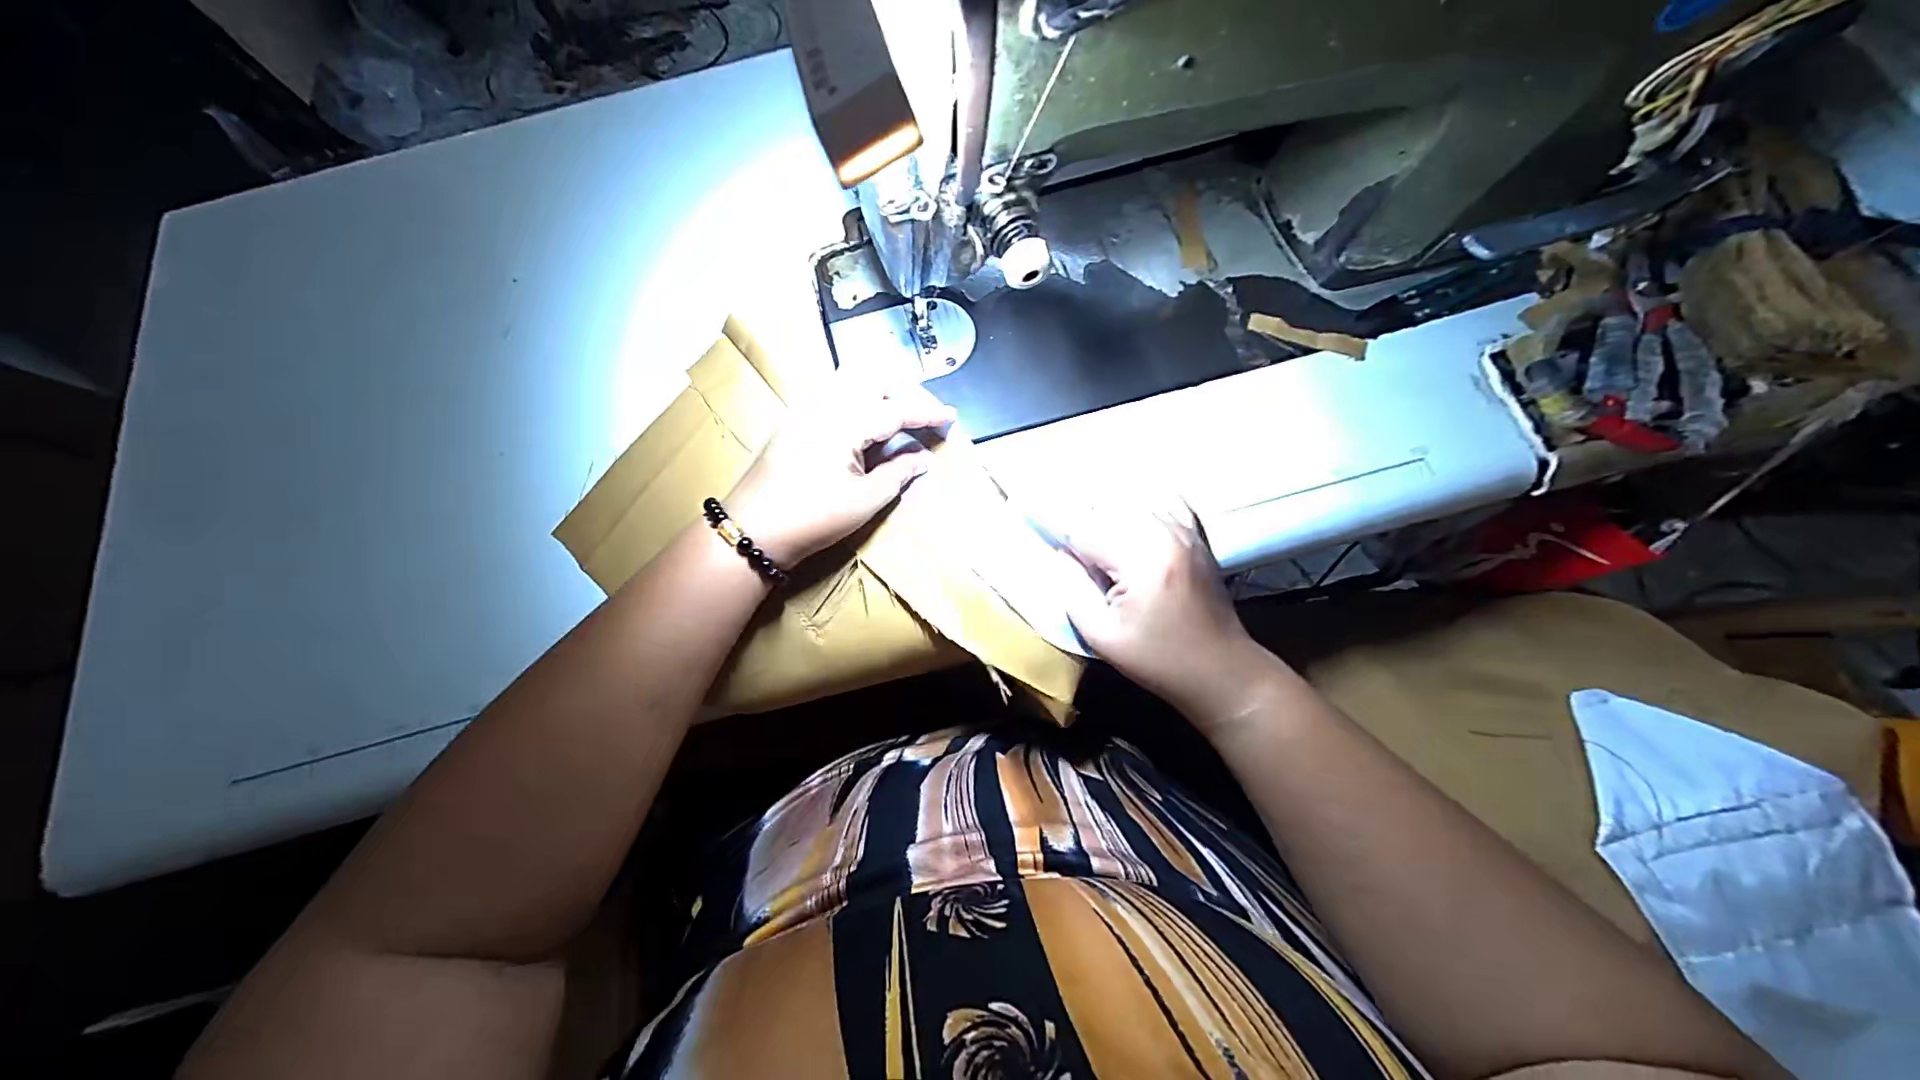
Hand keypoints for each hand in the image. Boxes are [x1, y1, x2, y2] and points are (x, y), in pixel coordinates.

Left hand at [726, 376, 955, 565]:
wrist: (753, 529)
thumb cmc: (811, 518)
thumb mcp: (865, 500)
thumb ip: (898, 473)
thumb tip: (922, 459)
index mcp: (846, 421)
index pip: (897, 408)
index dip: (928, 412)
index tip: (951, 417)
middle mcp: (825, 402)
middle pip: (875, 378)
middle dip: (907, 392)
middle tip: (927, 416)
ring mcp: (806, 406)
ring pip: (852, 378)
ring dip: (882, 389)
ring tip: (901, 414)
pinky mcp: (795, 417)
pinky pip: (833, 391)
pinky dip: (858, 396)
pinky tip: (867, 419)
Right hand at [1060, 502, 1275, 730]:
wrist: (1222, 670)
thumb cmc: (1159, 660)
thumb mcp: (1101, 635)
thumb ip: (1072, 587)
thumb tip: (1058, 552)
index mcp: (1141, 557)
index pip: (1082, 525)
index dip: (1047, 515)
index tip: (1018, 502)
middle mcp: (1165, 530)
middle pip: (1103, 503)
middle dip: (1072, 511)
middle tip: (1046, 521)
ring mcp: (1184, 528)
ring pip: (1129, 496)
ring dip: (1100, 506)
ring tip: (1081, 526)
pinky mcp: (1194, 533)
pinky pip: (1158, 499)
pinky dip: (1134, 502)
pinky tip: (1120, 516)